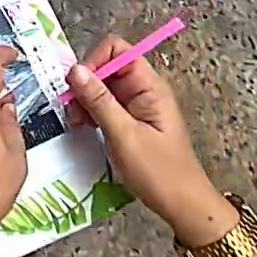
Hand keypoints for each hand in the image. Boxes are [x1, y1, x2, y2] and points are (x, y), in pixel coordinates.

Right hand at [65, 36, 233, 243]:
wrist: (183, 207)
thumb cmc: (158, 171)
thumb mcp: (124, 135)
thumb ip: (98, 100)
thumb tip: (74, 69)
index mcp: (149, 85)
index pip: (116, 50)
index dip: (94, 61)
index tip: (79, 87)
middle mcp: (142, 88)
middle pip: (105, 67)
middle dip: (85, 83)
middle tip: (74, 110)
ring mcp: (136, 104)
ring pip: (100, 85)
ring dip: (84, 99)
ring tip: (78, 122)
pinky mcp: (129, 119)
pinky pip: (103, 103)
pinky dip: (90, 111)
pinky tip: (85, 127)